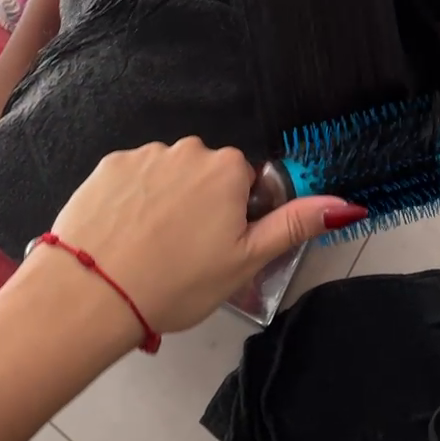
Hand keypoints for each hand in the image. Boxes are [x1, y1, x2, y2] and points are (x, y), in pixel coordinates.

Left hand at [45, 138, 364, 333]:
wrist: (93, 291)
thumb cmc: (177, 281)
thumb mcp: (246, 260)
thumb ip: (295, 224)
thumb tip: (346, 203)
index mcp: (227, 168)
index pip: (242, 182)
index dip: (233, 216)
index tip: (216, 246)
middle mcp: (189, 148)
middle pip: (204, 174)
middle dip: (199, 204)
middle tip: (182, 252)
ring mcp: (145, 154)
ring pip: (166, 176)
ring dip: (163, 201)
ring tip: (148, 248)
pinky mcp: (108, 165)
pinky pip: (131, 178)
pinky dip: (130, 200)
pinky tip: (121, 234)